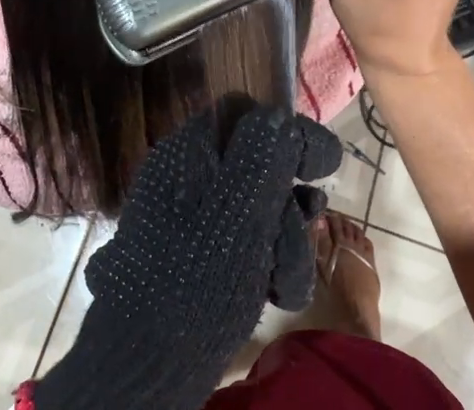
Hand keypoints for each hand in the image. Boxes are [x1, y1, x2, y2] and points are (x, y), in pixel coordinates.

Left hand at [33, 99, 341, 409]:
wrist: (151, 359)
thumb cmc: (197, 276)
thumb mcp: (240, 206)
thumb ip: (263, 152)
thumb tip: (280, 113)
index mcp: (188, 152)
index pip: (246, 114)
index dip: (289, 133)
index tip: (322, 166)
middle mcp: (186, 177)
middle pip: (260, 168)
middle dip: (290, 208)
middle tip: (302, 234)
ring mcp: (189, 218)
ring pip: (259, 212)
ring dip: (286, 246)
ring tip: (285, 284)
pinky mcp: (197, 256)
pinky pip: (244, 245)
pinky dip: (266, 266)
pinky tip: (275, 294)